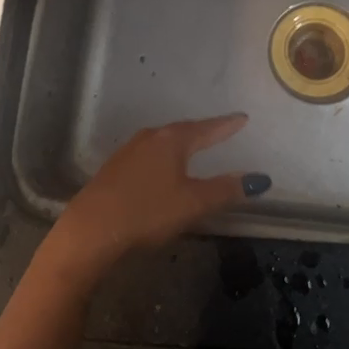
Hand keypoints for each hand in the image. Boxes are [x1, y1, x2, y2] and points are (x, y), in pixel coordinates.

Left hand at [44, 114, 268, 280]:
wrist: (90, 230)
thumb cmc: (147, 212)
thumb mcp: (193, 204)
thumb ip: (225, 190)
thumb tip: (258, 179)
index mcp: (172, 140)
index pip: (207, 128)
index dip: (226, 126)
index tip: (242, 118)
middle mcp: (150, 138)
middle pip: (183, 131)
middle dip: (202, 132)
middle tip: (220, 131)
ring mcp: (128, 152)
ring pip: (162, 143)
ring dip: (180, 145)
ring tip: (194, 148)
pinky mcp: (113, 170)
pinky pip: (148, 156)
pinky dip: (163, 158)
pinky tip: (162, 170)